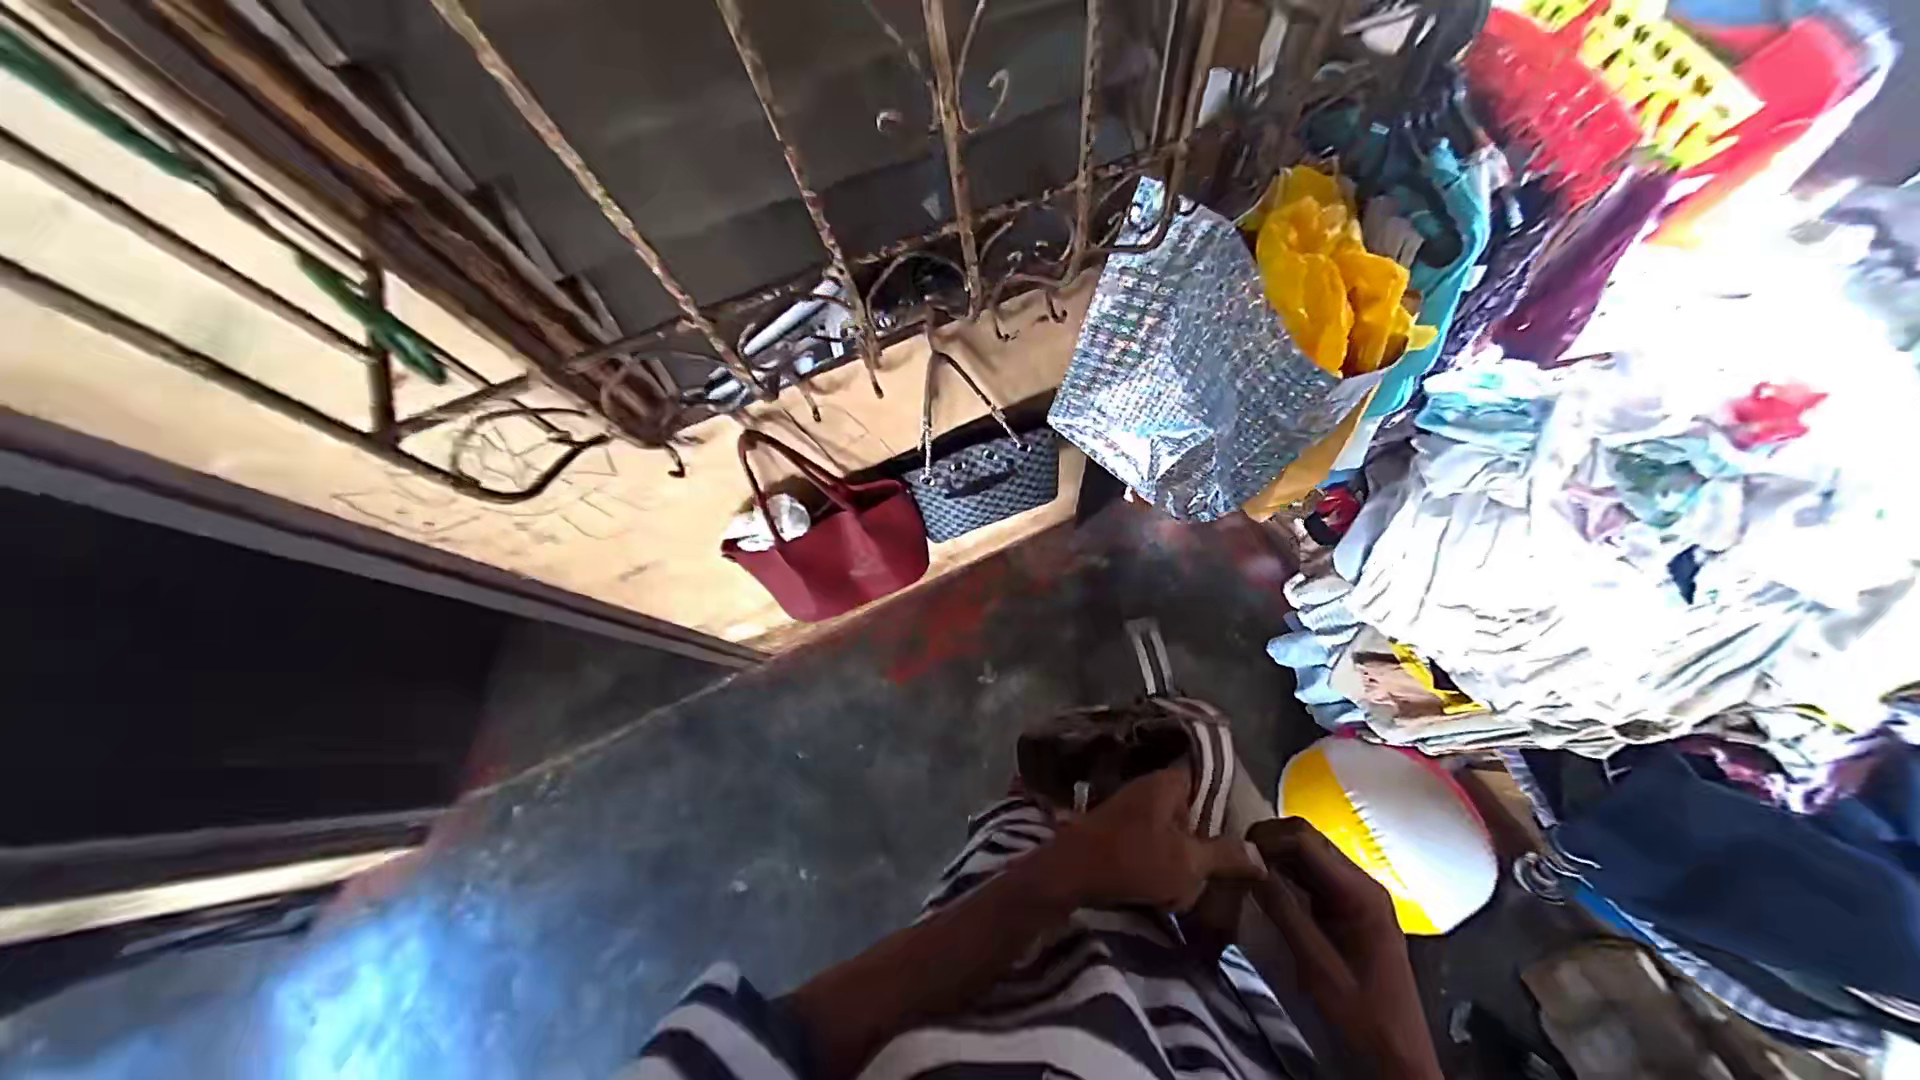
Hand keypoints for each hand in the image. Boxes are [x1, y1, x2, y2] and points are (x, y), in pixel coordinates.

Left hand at [1042, 766, 1264, 911]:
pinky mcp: (1121, 830)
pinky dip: (1163, 866)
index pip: (1212, 781)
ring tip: (1189, 890)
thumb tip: (1260, 854)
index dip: (1232, 805)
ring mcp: (1133, 808)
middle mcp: (1151, 788)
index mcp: (1169, 783)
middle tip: (1219, 872)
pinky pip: (1155, 845)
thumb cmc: (1133, 859)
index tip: (1248, 831)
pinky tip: (1167, 892)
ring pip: (1176, 834)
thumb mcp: (1188, 862)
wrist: (1071, 873)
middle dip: (1207, 844)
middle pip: (1196, 812)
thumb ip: (1226, 855)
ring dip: (1184, 863)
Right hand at [1246, 817, 1441, 1079]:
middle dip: (1268, 840)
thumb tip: (1248, 866)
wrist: (1399, 1058)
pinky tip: (1261, 882)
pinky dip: (1282, 869)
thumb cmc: (1363, 1016)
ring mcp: (1354, 893)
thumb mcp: (1318, 967)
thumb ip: (1284, 913)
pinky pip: (1309, 871)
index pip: (1305, 841)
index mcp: (1361, 893)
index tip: (1236, 855)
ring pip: (1305, 850)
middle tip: (1235, 858)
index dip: (1267, 840)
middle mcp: (1360, 883)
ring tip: (1243, 868)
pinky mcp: (1345, 905)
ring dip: (1273, 852)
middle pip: (1306, 837)